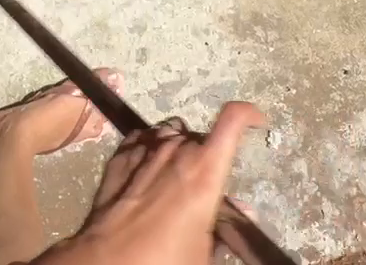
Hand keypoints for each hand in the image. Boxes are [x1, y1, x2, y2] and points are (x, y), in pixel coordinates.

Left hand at [34, 103, 265, 264]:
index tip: (256, 120)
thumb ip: (225, 226)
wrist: (109, 262)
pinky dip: (151, 150)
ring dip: (178, 149)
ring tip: (175, 180)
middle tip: (203, 187)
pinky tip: (148, 172)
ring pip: (170, 133)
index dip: (248, 115)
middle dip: (206, 155)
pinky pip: (143, 140)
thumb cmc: (165, 260)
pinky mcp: (120, 154)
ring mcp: (146, 147)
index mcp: (204, 169)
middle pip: (199, 137)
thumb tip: (245, 211)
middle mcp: (176, 148)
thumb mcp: (205, 251)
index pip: (232, 121)